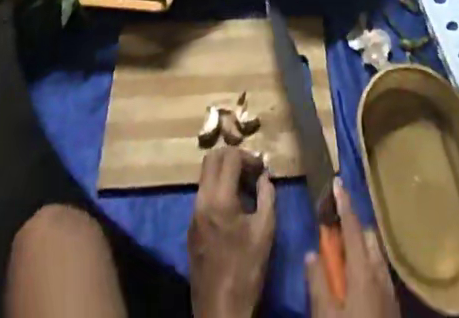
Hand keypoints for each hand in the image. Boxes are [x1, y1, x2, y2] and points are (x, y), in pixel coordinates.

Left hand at [188, 146, 276, 317]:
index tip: (262, 169)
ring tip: (246, 189)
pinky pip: (203, 194)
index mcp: (219, 199)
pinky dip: (218, 190)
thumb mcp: (265, 232)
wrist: (220, 308)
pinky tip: (234, 208)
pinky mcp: (191, 226)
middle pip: (211, 159)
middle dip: (233, 158)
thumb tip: (265, 176)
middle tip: (252, 172)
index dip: (248, 157)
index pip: (228, 157)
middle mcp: (201, 199)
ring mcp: (193, 212)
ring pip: (205, 176)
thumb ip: (267, 197)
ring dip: (224, 173)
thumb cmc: (246, 270)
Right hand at [306, 180, 398, 317]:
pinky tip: (354, 274)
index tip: (338, 181)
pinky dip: (365, 262)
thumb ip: (318, 282)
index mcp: (364, 272)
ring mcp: (389, 292)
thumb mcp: (325, 314)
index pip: (353, 228)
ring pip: (375, 256)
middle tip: (333, 219)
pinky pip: (378, 272)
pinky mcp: (392, 307)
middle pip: (368, 238)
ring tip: (341, 245)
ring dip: (360, 244)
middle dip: (352, 224)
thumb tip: (311, 254)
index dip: (344, 204)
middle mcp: (381, 276)